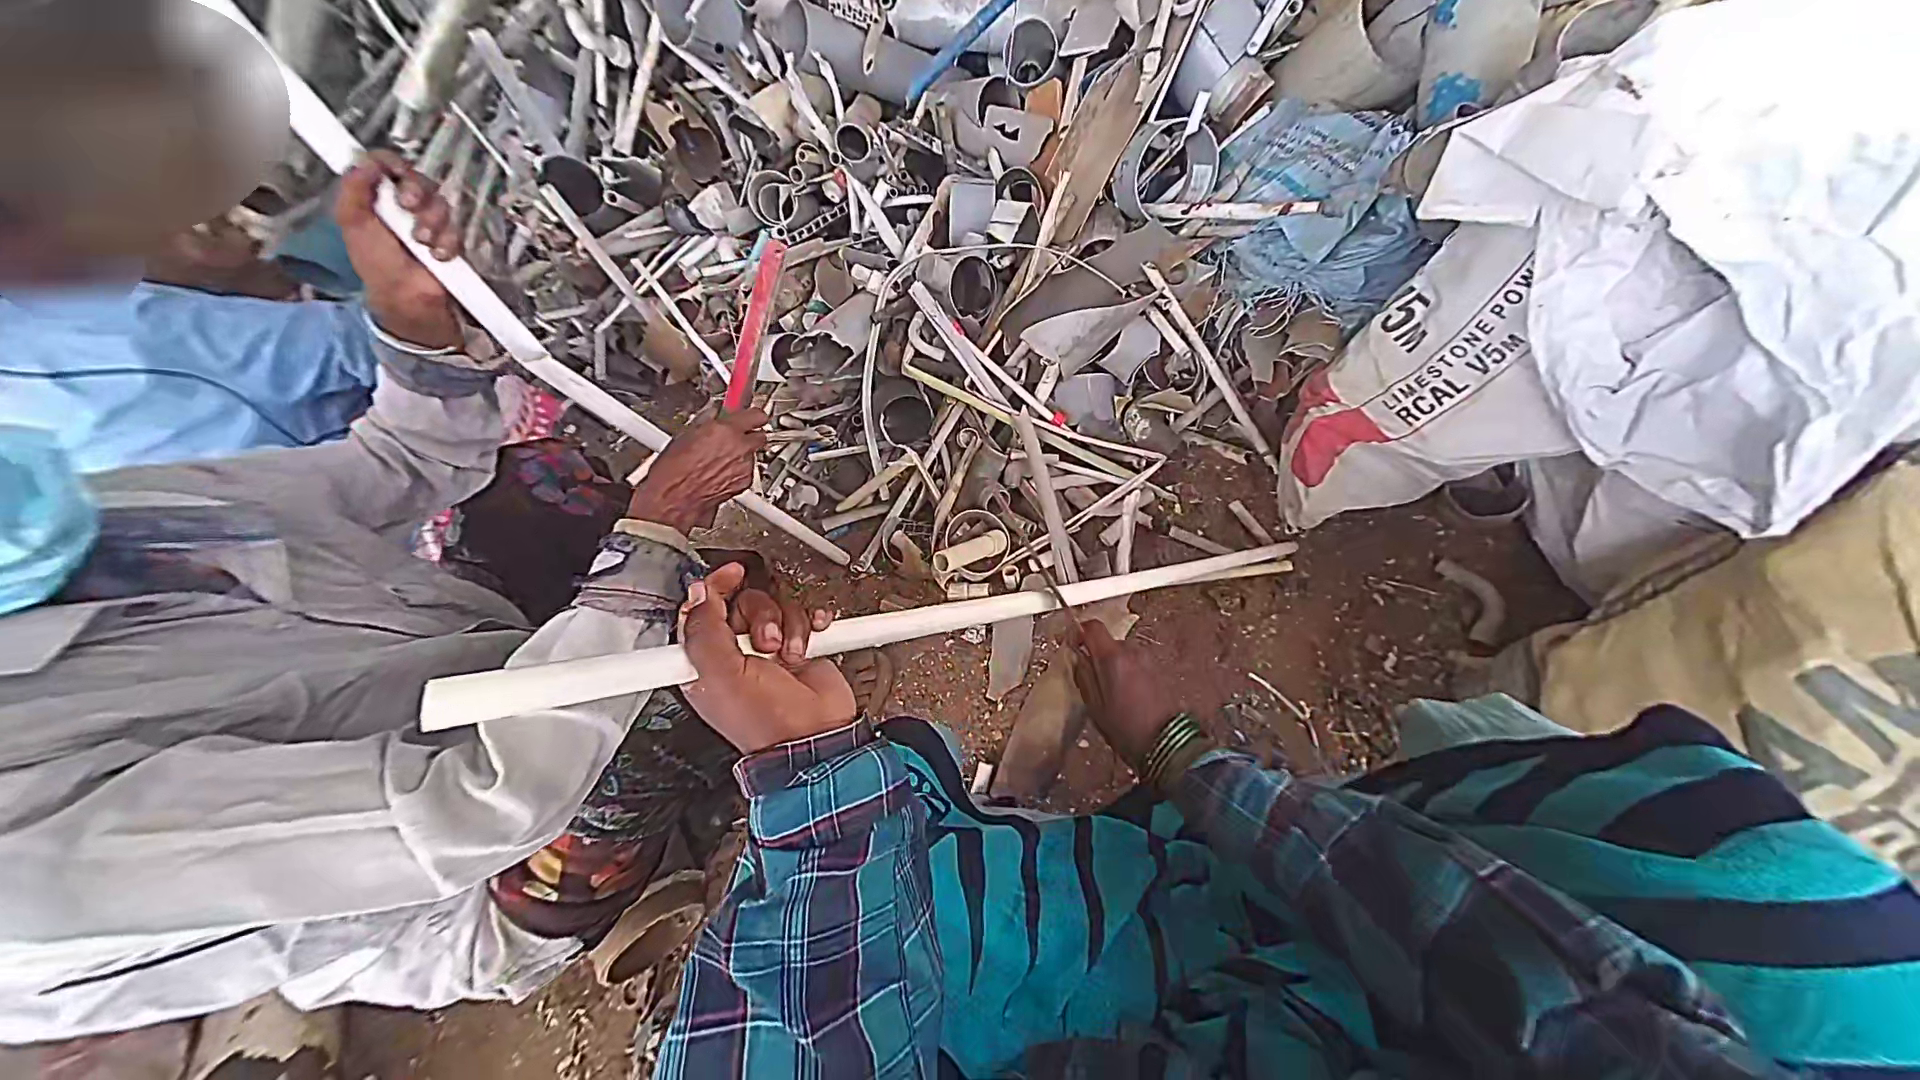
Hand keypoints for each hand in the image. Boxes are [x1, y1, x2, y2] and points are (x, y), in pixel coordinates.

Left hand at [336, 150, 461, 348]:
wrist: (410, 299)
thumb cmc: (378, 267)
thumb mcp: (352, 223)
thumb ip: (353, 190)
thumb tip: (363, 162)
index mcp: (378, 197)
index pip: (388, 166)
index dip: (393, 164)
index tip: (392, 171)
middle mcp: (406, 207)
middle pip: (420, 181)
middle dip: (416, 194)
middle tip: (408, 207)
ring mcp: (431, 225)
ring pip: (441, 206)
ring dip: (432, 223)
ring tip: (422, 243)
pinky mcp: (453, 243)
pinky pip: (458, 231)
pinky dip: (448, 243)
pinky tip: (438, 256)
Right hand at [627, 409, 768, 533]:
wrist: (676, 497)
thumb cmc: (675, 469)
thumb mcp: (687, 434)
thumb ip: (709, 421)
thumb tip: (714, 414)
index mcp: (726, 430)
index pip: (757, 415)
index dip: (753, 415)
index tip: (749, 415)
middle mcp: (740, 447)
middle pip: (760, 435)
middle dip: (750, 434)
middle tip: (735, 436)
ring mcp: (745, 466)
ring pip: (753, 453)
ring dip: (741, 454)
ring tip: (719, 458)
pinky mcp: (745, 481)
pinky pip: (747, 470)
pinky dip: (738, 469)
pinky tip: (719, 471)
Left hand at [680, 563, 852, 752]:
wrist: (816, 735)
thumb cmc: (765, 721)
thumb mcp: (721, 676)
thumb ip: (704, 631)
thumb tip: (697, 592)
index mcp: (708, 660)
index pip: (703, 608)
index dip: (716, 588)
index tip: (732, 576)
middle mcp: (738, 652)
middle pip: (746, 603)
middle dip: (761, 617)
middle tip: (766, 643)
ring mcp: (772, 649)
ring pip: (779, 607)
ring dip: (790, 626)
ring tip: (789, 654)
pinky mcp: (802, 647)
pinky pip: (807, 616)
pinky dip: (813, 624)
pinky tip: (812, 640)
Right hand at [1071, 621, 1180, 764]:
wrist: (1167, 744)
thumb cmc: (1126, 728)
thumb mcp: (1094, 704)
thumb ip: (1083, 674)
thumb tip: (1076, 656)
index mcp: (1113, 657)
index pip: (1092, 627)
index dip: (1078, 631)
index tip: (1071, 644)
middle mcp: (1132, 651)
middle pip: (1107, 641)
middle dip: (1096, 655)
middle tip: (1089, 678)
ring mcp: (1148, 660)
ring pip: (1121, 653)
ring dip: (1112, 665)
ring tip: (1109, 691)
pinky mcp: (1158, 670)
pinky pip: (1134, 663)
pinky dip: (1126, 671)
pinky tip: (1125, 694)